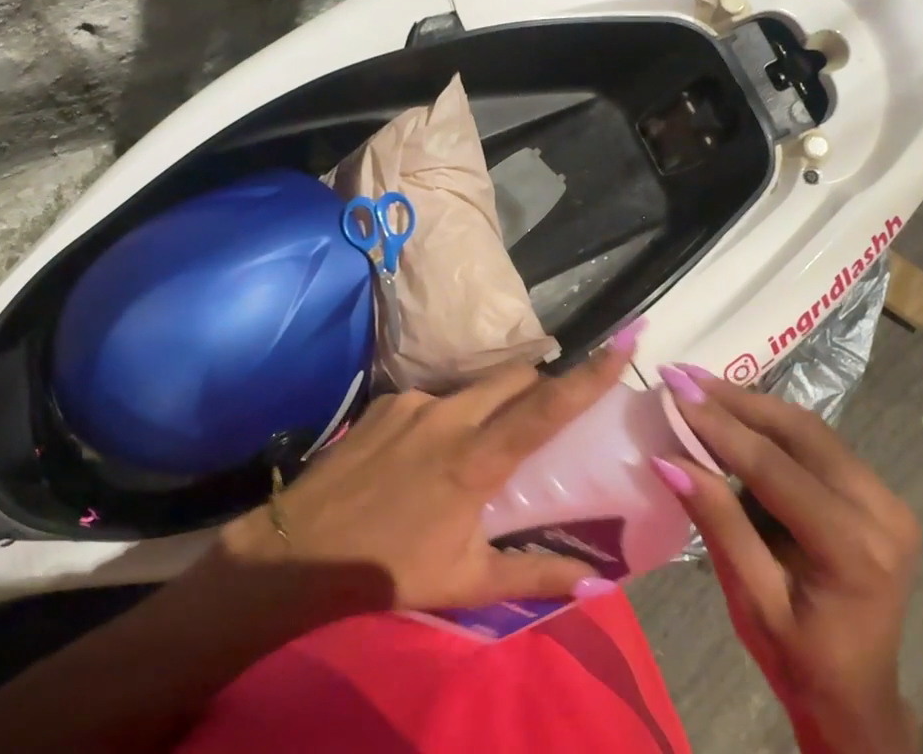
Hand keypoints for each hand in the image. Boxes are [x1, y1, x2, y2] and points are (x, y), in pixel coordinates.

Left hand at [216, 335, 638, 613]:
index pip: (547, 406)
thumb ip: (536, 576)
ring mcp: (412, 403)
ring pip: (474, 385)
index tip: (626, 339)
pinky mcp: (383, 403)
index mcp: (477, 459)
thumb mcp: (467, 581)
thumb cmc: (389, 569)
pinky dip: (450, 414)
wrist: (296, 552)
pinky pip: (434, 396)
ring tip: (486, 441)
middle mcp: (449, 415)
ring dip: (494, 401)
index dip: (590, 374)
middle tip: (550, 414)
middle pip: (515, 377)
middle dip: (541, 383)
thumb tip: (597, 584)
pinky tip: (431, 452)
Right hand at [650, 365, 920, 753]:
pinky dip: (774, 430)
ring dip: (754, 408)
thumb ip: (718, 523)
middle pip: (801, 432)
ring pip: (812, 432)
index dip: (718, 424)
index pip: (773, 467)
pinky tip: (736, 417)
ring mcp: (888, 501)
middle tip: (683, 376)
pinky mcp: (879, 497)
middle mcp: (883, 512)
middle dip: (737, 400)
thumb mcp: (750, 598)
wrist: (855, 694)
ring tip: (701, 387)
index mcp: (854, 548)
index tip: (672, 390)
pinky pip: (821, 448)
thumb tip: (668, 459)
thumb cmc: (796, 657)